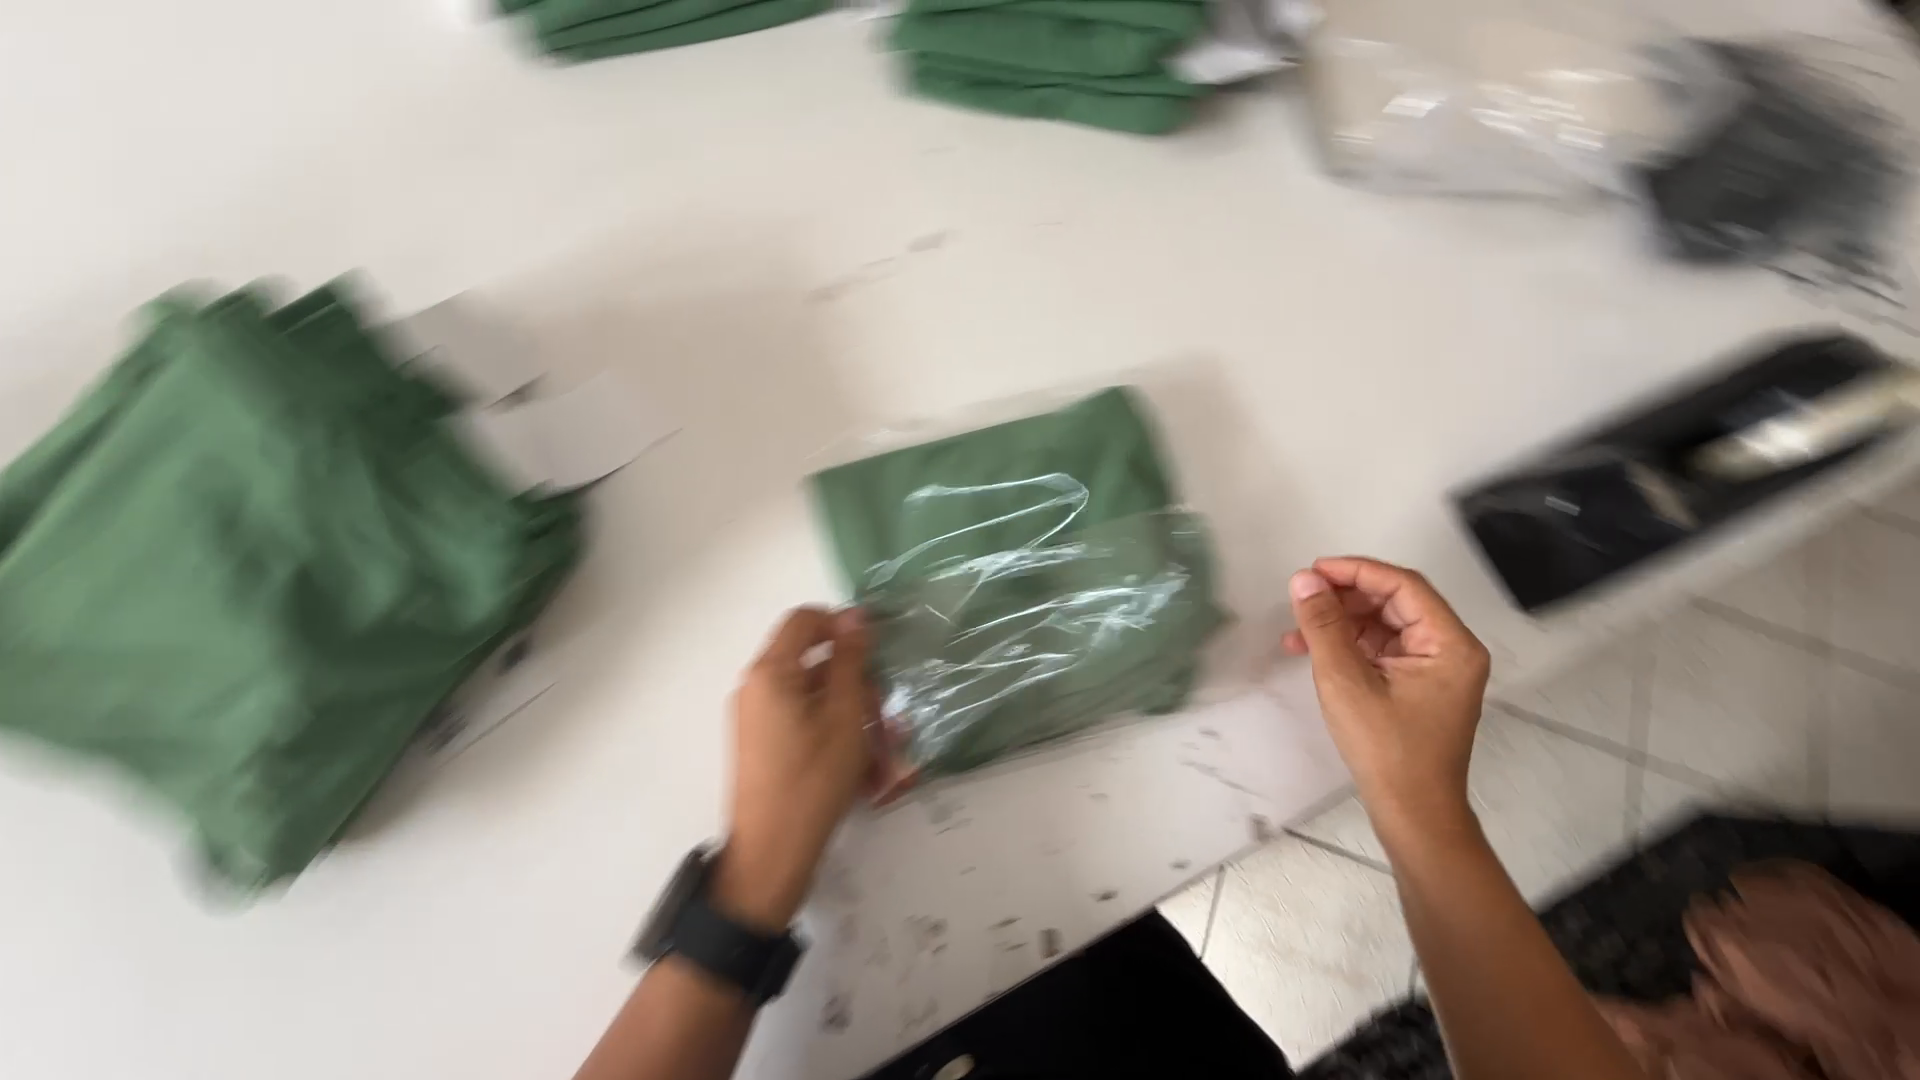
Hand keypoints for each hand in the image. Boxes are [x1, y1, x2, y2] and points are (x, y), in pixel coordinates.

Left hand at [712, 607, 874, 932]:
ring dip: (848, 708)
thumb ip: (850, 659)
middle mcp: (755, 687)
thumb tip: (853, 614)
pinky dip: (830, 728)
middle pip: (810, 659)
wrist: (771, 854)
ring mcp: (755, 717)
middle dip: (852, 679)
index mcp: (769, 672)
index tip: (875, 653)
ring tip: (875, 749)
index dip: (841, 625)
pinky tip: (856, 763)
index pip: (804, 620)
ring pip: (811, 693)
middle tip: (882, 715)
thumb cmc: (813, 779)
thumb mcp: (845, 714)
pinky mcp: (761, 743)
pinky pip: (801, 718)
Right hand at [1282, 557, 1490, 844]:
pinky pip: (1380, 649)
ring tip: (1296, 628)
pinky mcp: (1415, 686)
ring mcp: (1433, 669)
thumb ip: (1324, 625)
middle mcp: (1449, 649)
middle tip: (1300, 596)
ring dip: (1340, 621)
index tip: (1312, 571)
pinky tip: (1311, 650)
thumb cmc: (1385, 747)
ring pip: (1382, 624)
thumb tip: (1302, 580)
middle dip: (1344, 596)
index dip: (1355, 571)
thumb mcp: (1346, 680)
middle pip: (1394, 602)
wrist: (1412, 813)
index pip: (1402, 586)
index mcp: (1450, 643)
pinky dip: (1347, 645)